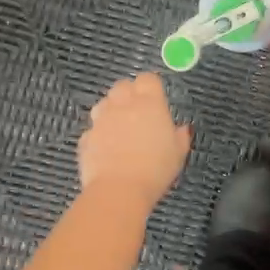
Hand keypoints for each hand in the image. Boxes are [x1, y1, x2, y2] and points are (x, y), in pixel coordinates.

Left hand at [78, 73, 191, 215]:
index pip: (147, 79)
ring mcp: (101, 121)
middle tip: (138, 111)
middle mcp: (123, 105)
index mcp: (149, 103)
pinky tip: (107, 149)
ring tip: (120, 127)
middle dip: (128, 94)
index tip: (156, 98)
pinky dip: (99, 134)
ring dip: (111, 110)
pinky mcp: (86, 139)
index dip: (151, 86)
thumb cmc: (155, 169)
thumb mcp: (178, 153)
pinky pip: (93, 129)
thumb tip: (182, 129)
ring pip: (103, 104)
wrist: (119, 190)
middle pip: (122, 86)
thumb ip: (180, 136)